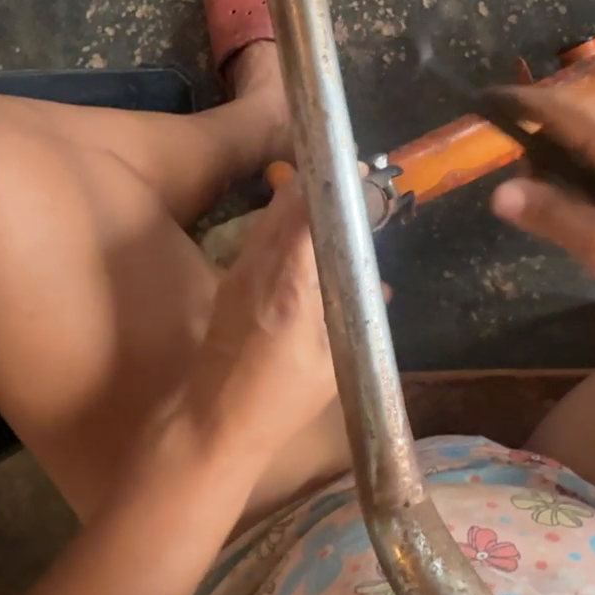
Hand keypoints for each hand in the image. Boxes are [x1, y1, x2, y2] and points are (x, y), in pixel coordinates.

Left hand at [184, 181, 337, 462]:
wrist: (212, 421)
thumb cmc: (281, 401)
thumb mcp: (334, 363)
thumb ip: (358, 318)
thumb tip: (382, 288)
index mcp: (291, 288)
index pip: (310, 215)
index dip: (337, 188)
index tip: (363, 173)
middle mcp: (260, 268)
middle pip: (287, 202)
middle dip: (323, 183)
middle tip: (356, 177)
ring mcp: (239, 271)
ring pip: (271, 214)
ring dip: (303, 197)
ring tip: (338, 196)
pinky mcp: (230, 280)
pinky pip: (261, 234)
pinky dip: (287, 220)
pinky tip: (309, 230)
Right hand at [490, 86, 594, 336]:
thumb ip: (548, 213)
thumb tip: (498, 192)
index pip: (560, 107)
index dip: (519, 103)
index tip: (483, 101)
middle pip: (578, 125)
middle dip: (541, 148)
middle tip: (514, 188)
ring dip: (568, 167)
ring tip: (546, 207)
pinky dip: (593, 176)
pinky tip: (587, 212)